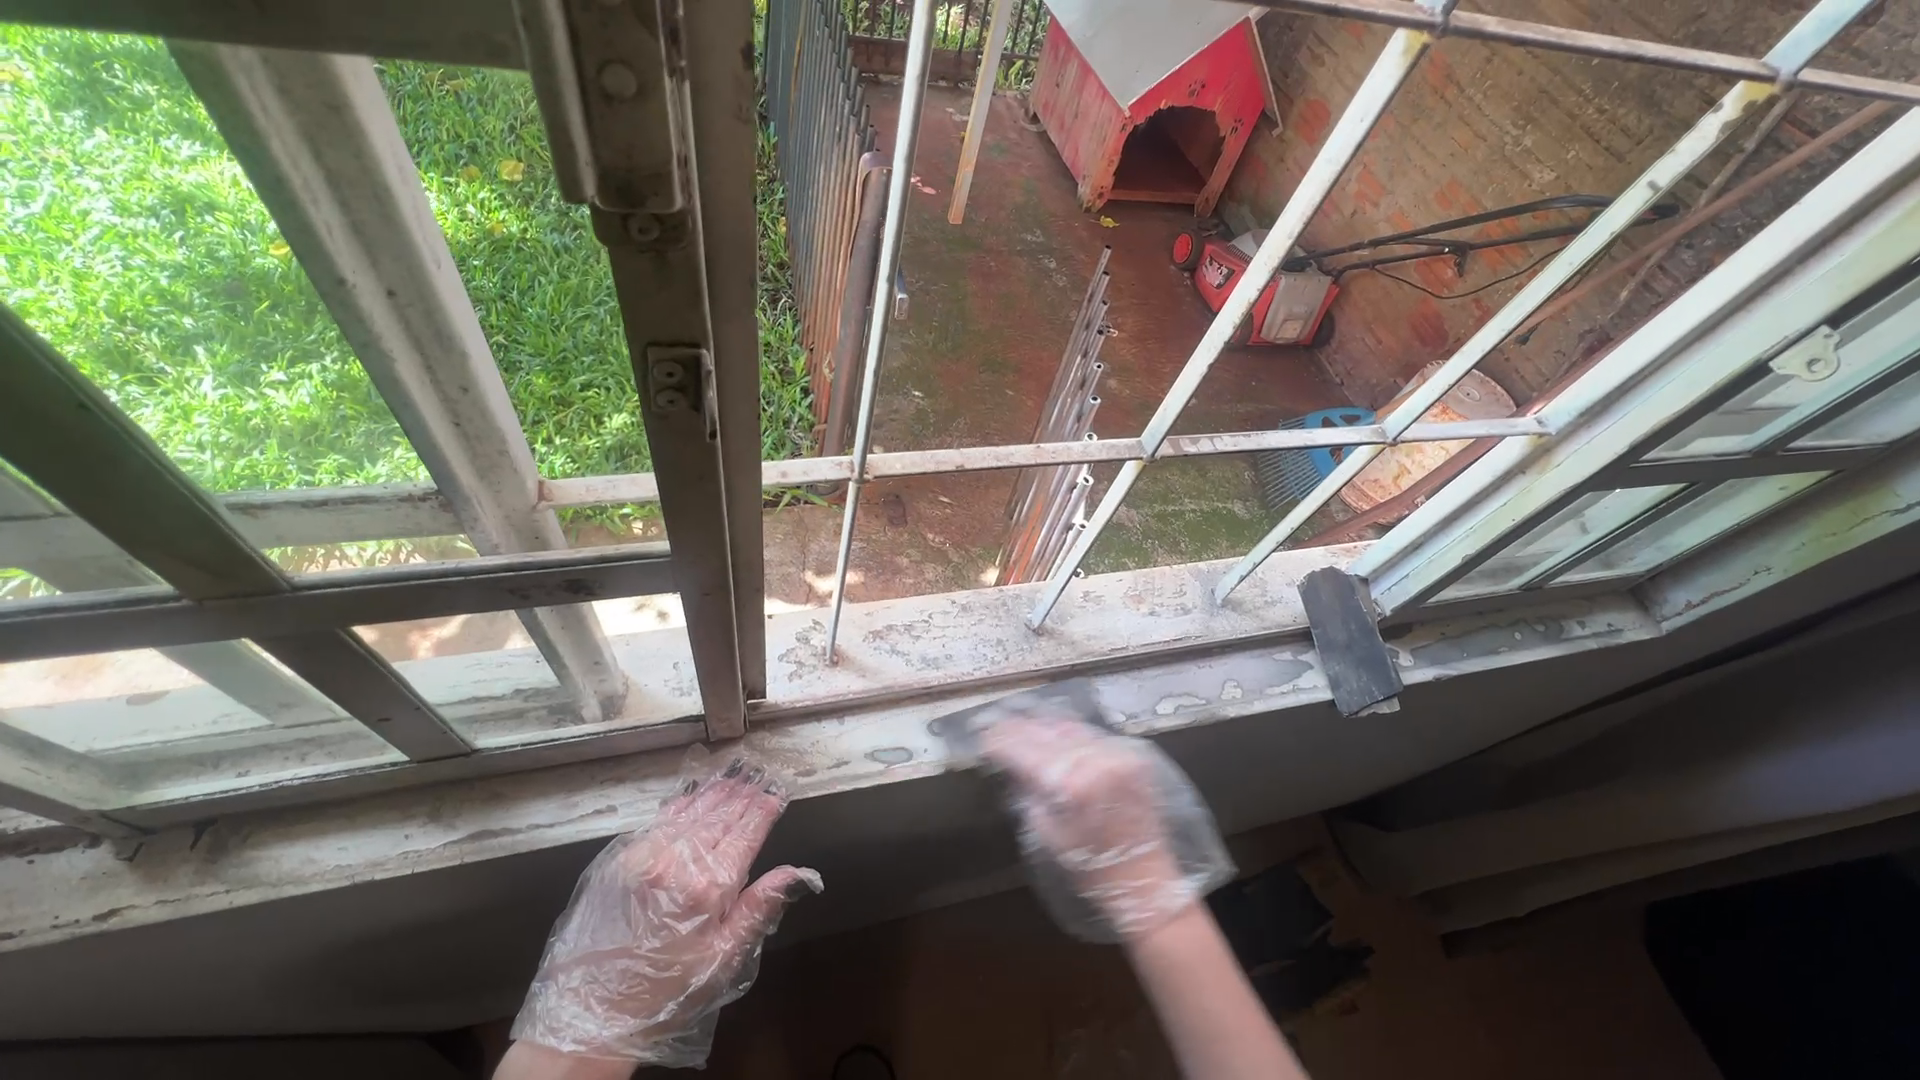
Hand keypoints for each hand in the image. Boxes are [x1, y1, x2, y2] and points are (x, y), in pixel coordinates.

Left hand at [507, 756, 821, 1069]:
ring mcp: (643, 856)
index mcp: (707, 887)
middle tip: (758, 773)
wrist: (591, 1016)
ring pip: (688, 812)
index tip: (778, 791)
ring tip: (732, 774)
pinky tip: (692, 795)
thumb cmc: (668, 992)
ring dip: (713, 792)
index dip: (764, 809)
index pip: (745, 833)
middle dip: (741, 793)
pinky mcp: (618, 860)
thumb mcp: (724, 959)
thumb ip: (759, 908)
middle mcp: (675, 861)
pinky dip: (680, 804)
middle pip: (718, 815)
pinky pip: (658, 821)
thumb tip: (797, 873)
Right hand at [979, 710, 1192, 939]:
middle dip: (1019, 728)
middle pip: (1046, 731)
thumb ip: (1029, 792)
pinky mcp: (1134, 755)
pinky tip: (1057, 733)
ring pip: (1071, 727)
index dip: (1000, 740)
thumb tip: (1013, 764)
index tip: (984, 737)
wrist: (1146, 879)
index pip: (1023, 748)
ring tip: (1024, 724)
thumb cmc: (1090, 867)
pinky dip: (1072, 733)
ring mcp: (1117, 754)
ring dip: (1044, 725)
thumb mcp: (1046, 833)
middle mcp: (1094, 760)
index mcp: (1068, 784)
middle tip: (998, 725)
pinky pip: (1094, 735)